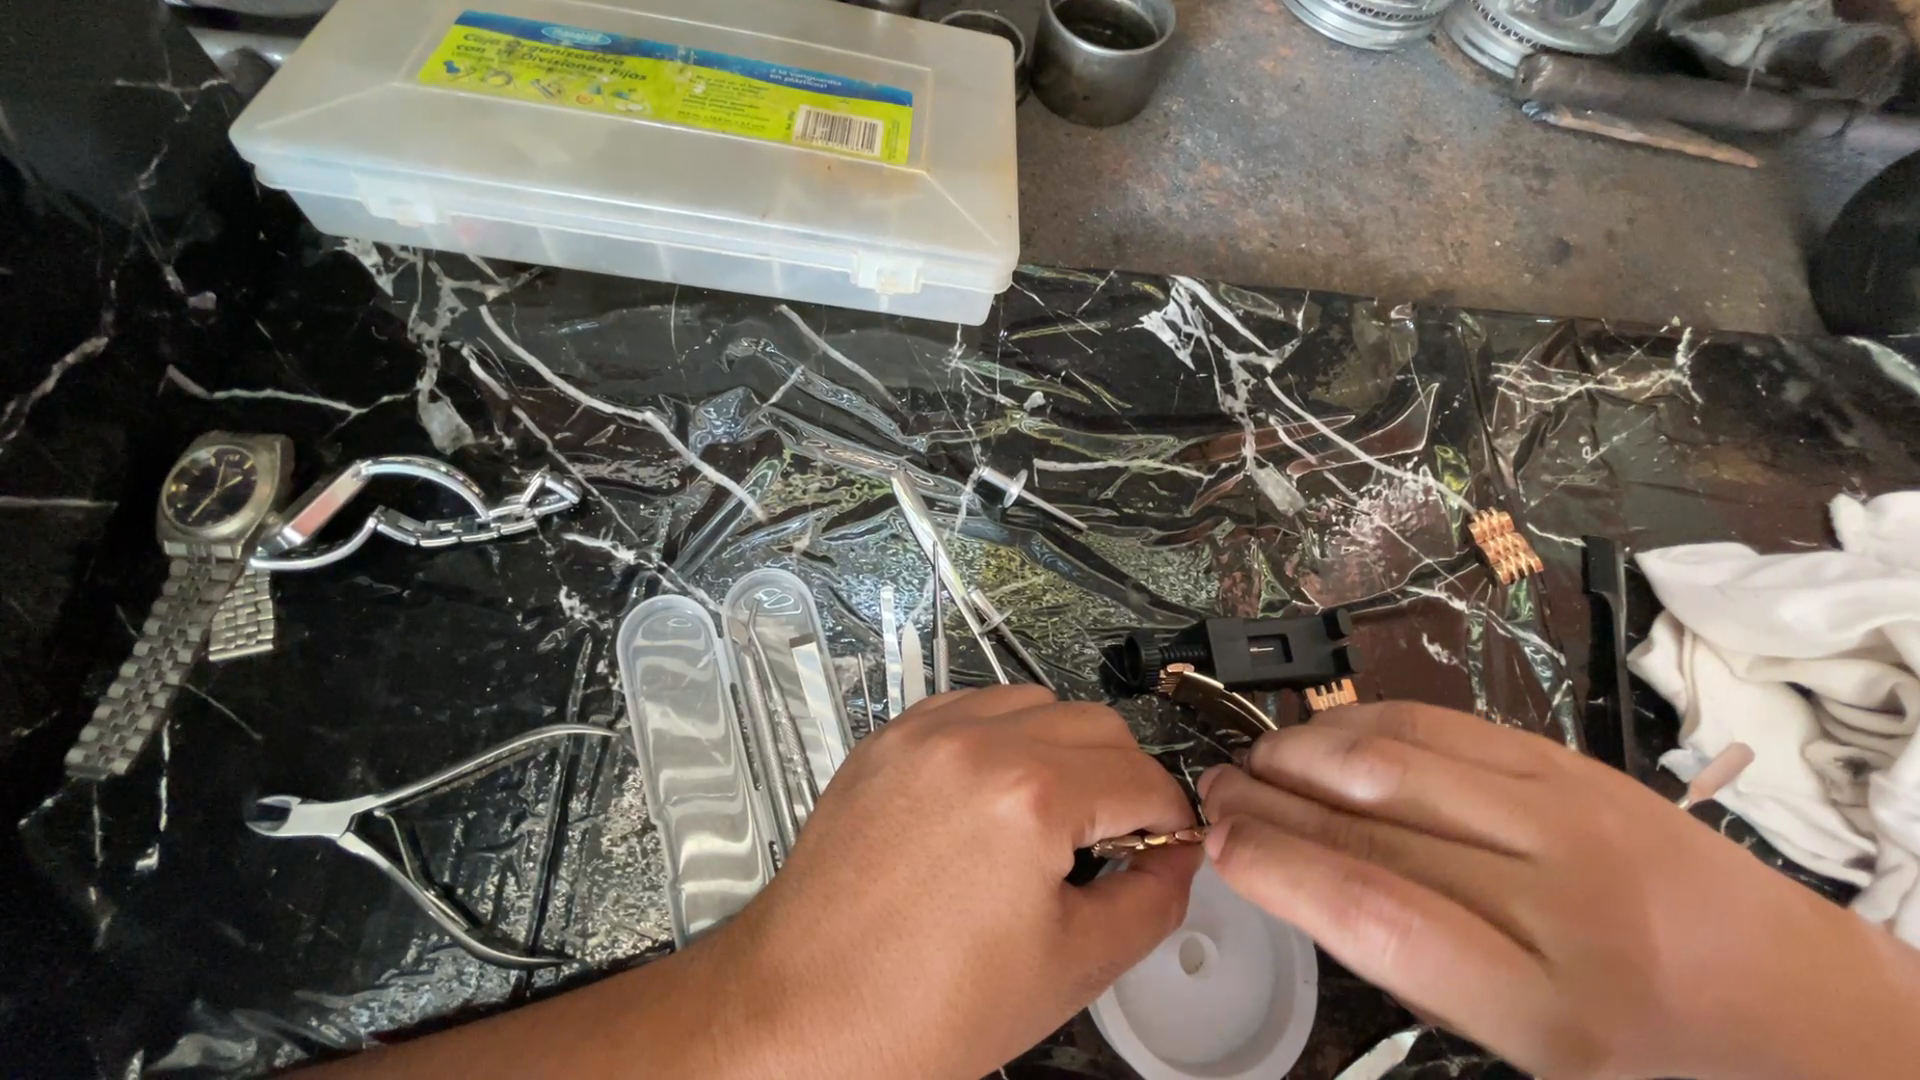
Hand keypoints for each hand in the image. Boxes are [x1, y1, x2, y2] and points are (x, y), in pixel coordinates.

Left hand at [704, 685, 1200, 1079]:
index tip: (1166, 842)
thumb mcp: (1072, 967)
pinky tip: (993, 794)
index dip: (1169, 816)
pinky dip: (1000, 738)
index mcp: (1029, 795)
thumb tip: (1174, 856)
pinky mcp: (887, 741)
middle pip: (1094, 723)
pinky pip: (968, 709)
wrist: (803, 1012)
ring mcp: (923, 733)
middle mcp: (974, 742)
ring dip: (1062, 748)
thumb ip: (1150, 900)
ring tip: (1050, 816)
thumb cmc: (922, 1007)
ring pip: (1032, 703)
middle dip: (1123, 776)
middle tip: (1116, 836)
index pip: (1141, 776)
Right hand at [1200, 702, 1919, 1079]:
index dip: (1278, 869)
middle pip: (1373, 823)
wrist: (1831, 1024)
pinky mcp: (1578, 765)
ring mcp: (1575, 814)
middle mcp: (1565, 897)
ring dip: (1305, 750)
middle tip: (1213, 791)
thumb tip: (1303, 879)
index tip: (1217, 843)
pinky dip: (1363, 724)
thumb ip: (1417, 967)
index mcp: (1555, 1007)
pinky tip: (1325, 737)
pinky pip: (1444, 725)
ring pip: (1399, 756)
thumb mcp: (1536, 1059)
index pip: (1377, 914)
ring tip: (1257, 762)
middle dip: (1271, 800)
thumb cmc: (1664, 1070)